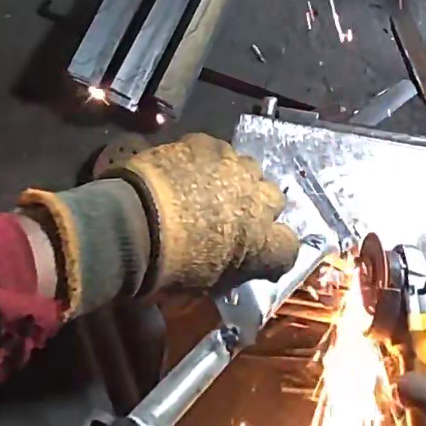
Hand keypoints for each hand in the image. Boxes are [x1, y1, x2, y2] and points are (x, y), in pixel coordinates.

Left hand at [105, 133, 300, 293]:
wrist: (137, 222)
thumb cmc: (171, 266)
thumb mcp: (207, 282)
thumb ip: (231, 268)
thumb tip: (228, 265)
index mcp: (263, 242)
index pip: (288, 247)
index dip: (274, 248)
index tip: (258, 250)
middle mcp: (259, 199)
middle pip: (272, 198)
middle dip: (256, 205)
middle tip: (231, 215)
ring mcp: (235, 165)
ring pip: (247, 168)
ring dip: (234, 179)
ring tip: (208, 188)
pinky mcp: (209, 143)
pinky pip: (216, 150)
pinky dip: (205, 159)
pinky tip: (185, 168)